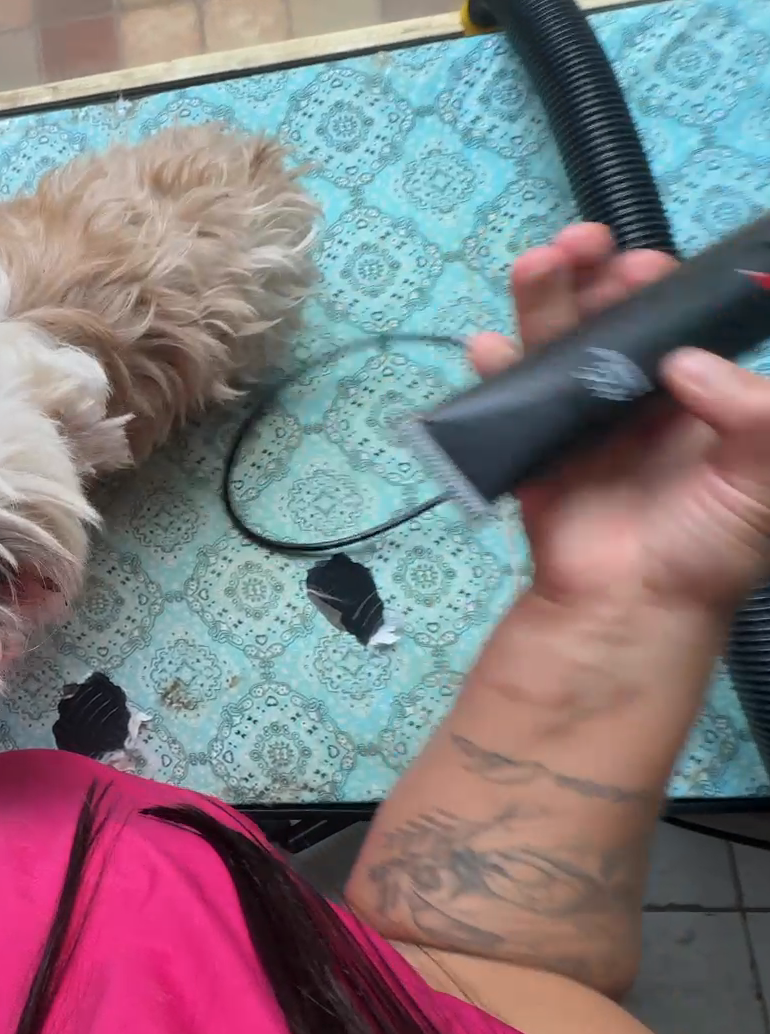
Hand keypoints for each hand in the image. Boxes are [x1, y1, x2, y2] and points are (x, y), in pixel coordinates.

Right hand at [470, 223, 769, 615]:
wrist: (628, 598)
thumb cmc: (713, 541)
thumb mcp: (767, 476)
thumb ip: (754, 416)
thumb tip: (681, 365)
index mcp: (697, 399)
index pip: (678, 329)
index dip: (663, 291)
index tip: (646, 263)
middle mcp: (630, 399)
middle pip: (606, 327)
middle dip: (593, 281)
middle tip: (581, 243)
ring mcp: (571, 422)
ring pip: (551, 353)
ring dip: (541, 307)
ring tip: (535, 265)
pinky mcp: (523, 449)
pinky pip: (501, 406)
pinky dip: (489, 373)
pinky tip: (484, 345)